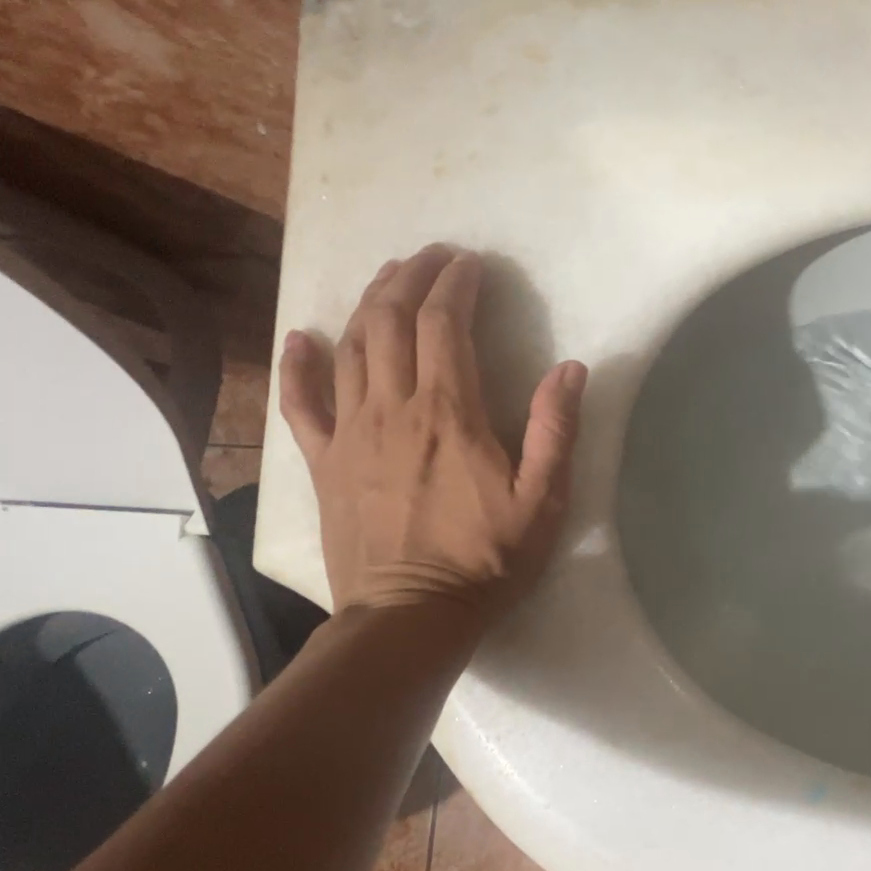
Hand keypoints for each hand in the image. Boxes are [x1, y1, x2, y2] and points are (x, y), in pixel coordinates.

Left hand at [279, 245, 587, 621]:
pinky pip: (301, 401)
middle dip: (411, 279)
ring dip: (368, 304)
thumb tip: (570, 369)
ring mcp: (350, 433)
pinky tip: (304, 338)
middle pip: (389, 323)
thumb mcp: (545, 500)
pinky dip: (300, 364)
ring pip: (349, 348)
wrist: (412, 613)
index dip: (456, 286)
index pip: (444, 326)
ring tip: (389, 279)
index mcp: (450, 414)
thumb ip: (555, 430)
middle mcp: (393, 409)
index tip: (471, 264)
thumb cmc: (489, 559)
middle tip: (433, 257)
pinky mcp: (325, 461)